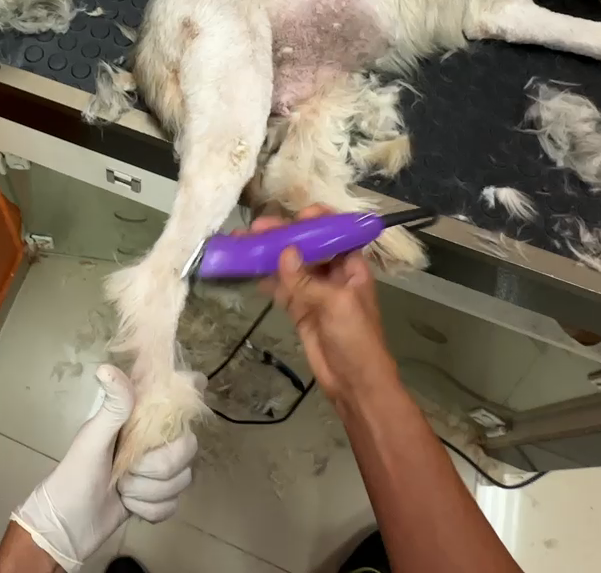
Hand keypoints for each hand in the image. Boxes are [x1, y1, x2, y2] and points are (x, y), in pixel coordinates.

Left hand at [9, 364, 197, 570]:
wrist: (69, 523)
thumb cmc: (76, 473)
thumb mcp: (92, 437)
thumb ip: (112, 405)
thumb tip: (106, 367)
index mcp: (139, 416)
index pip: (176, 394)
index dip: (190, 393)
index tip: (195, 400)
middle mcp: (155, 439)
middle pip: (187, 447)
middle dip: (157, 467)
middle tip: (127, 471)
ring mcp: (160, 469)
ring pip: (182, 479)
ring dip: (148, 492)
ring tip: (123, 488)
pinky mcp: (161, 497)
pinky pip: (173, 504)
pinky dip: (150, 510)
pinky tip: (130, 505)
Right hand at [257, 204, 397, 403]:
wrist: (354, 384)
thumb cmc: (356, 339)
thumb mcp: (336, 305)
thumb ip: (308, 279)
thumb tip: (283, 251)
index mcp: (351, 267)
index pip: (336, 233)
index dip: (319, 221)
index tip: (297, 216)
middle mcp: (332, 273)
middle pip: (307, 245)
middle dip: (284, 233)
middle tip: (257, 228)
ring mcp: (314, 290)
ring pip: (289, 263)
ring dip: (268, 251)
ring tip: (243, 241)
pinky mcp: (299, 307)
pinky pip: (280, 285)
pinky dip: (264, 275)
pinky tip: (247, 266)